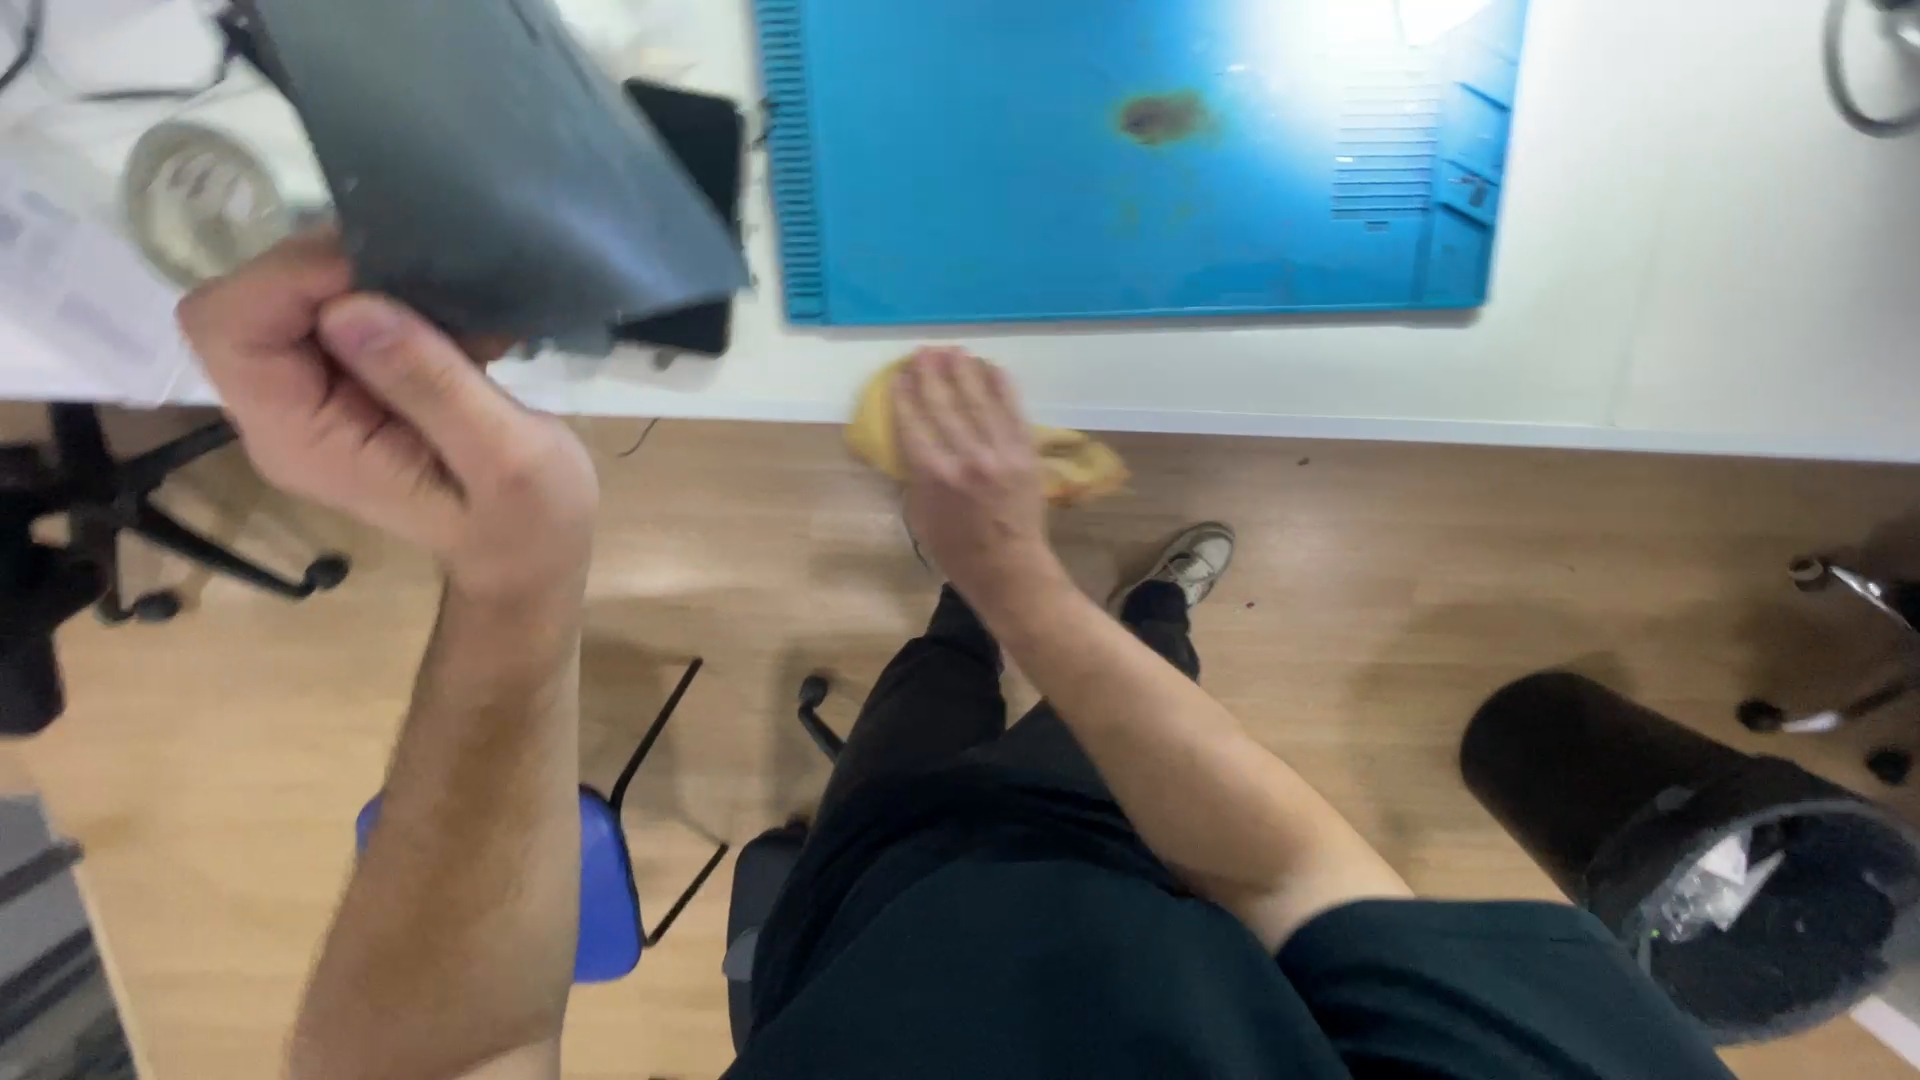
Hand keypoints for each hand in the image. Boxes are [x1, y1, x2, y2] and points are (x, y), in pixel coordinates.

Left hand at [178, 232, 598, 601]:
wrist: (533, 556)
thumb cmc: (532, 523)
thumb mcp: (508, 460)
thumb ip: (436, 389)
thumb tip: (354, 308)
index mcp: (305, 441)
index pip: (232, 326)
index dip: (292, 278)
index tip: (389, 266)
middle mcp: (287, 416)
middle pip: (256, 305)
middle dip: (337, 271)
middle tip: (436, 271)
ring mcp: (319, 403)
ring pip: (302, 302)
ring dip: (377, 282)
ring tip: (462, 300)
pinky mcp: (357, 393)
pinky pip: (349, 322)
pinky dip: (403, 304)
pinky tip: (468, 325)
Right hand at [893, 347, 1066, 609]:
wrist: (1009, 567)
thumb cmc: (957, 549)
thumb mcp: (921, 516)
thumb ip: (916, 475)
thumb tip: (911, 442)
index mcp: (934, 476)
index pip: (914, 424)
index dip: (905, 396)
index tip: (900, 375)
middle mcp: (966, 458)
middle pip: (944, 405)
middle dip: (931, 375)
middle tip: (923, 352)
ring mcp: (1000, 453)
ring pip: (978, 401)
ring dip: (964, 372)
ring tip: (953, 351)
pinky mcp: (1025, 453)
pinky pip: (1012, 411)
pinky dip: (1002, 387)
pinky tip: (991, 368)